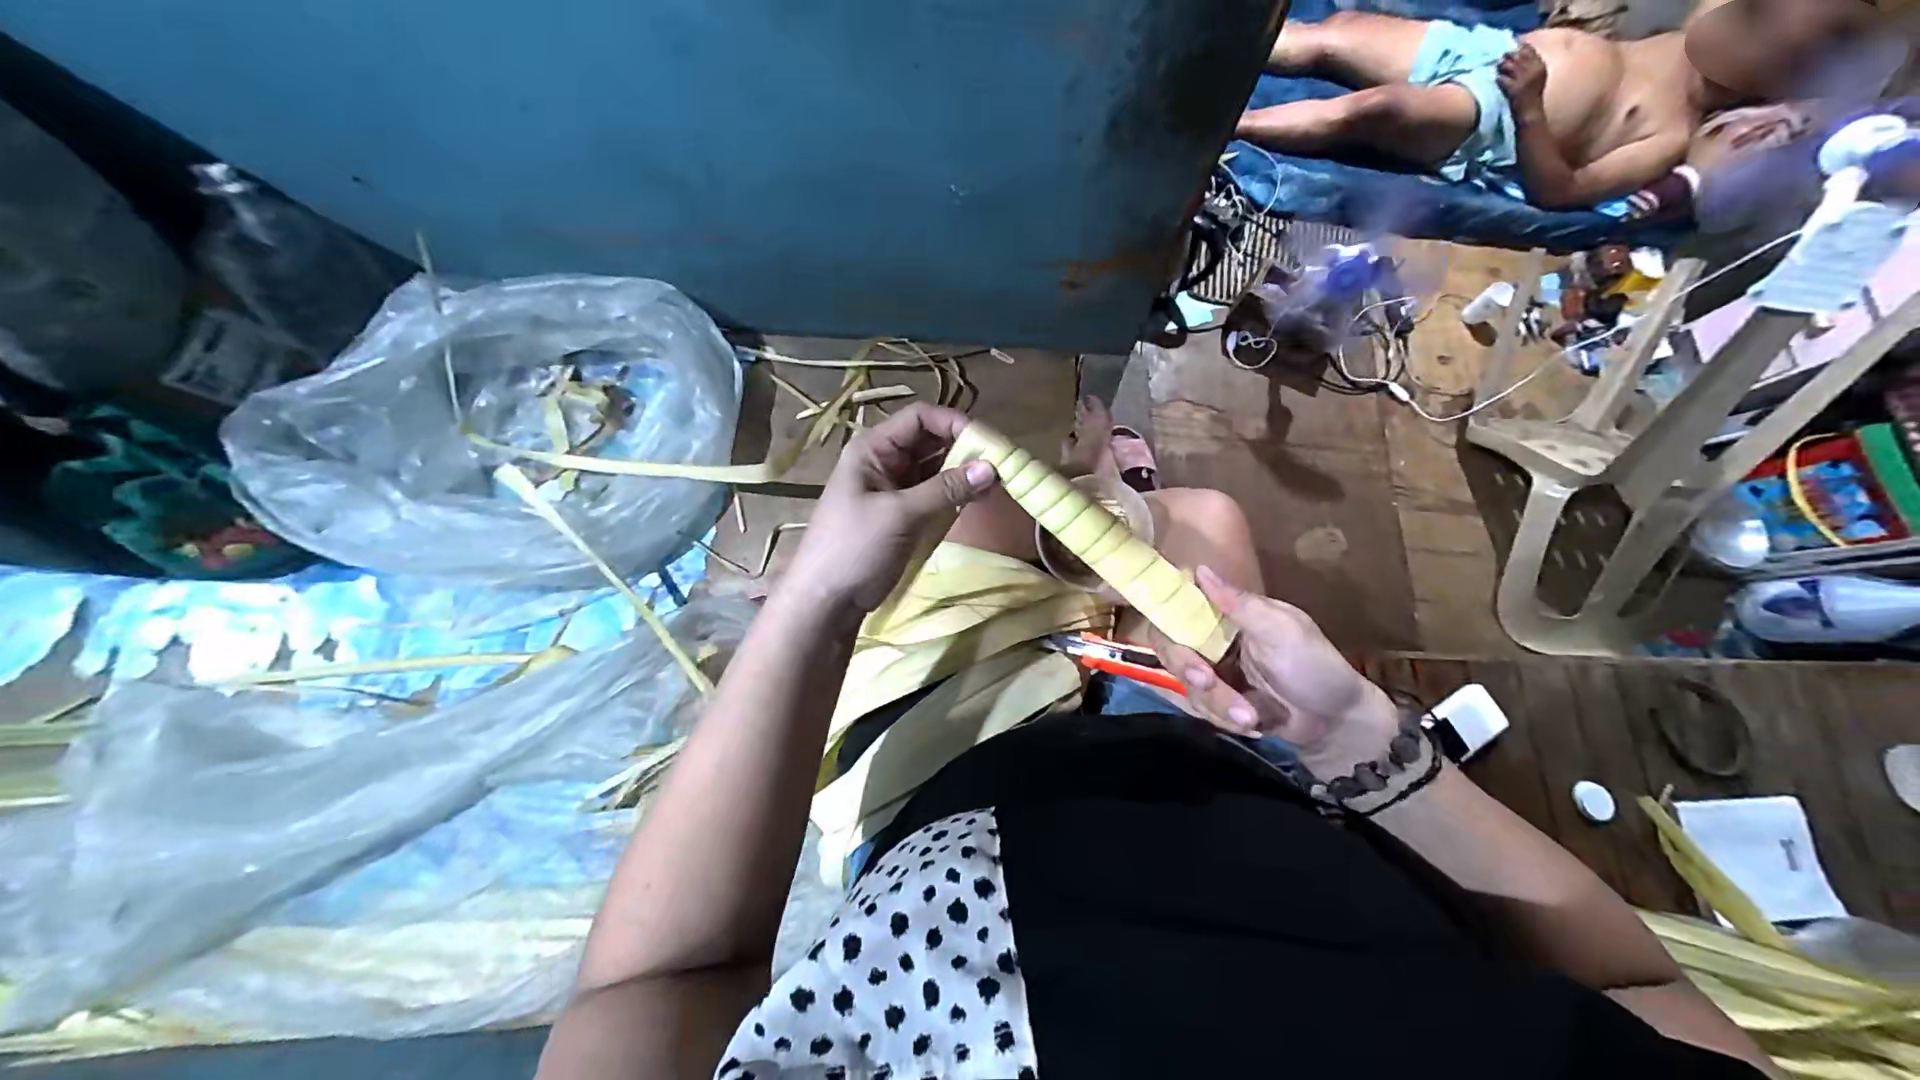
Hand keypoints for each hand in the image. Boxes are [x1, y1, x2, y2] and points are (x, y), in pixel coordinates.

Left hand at [778, 403, 996, 614]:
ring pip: (935, 468)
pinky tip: (977, 499)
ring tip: (995, 484)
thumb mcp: (901, 515)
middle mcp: (883, 461)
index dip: (954, 423)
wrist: (825, 600)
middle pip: (930, 440)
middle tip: (999, 465)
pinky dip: (955, 493)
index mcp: (872, 449)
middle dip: (964, 449)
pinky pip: (933, 493)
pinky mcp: (901, 514)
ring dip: (962, 472)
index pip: (919, 417)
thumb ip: (946, 489)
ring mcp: (892, 488)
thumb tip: (992, 467)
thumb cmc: (855, 548)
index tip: (988, 443)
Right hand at [1150, 566, 1399, 779]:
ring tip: (1252, 717)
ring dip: (1217, 705)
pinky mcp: (1216, 702)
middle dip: (1190, 672)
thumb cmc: (1316, 667)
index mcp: (1226, 615)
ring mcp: (1212, 672)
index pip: (1177, 610)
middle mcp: (1211, 640)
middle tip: (1209, 683)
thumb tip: (1200, 568)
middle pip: (1171, 650)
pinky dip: (1223, 720)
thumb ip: (1239, 603)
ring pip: (1186, 685)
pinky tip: (1252, 723)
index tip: (1180, 644)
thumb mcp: (1282, 631)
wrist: (1337, 724)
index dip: (1167, 626)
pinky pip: (1200, 709)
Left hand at [1496, 44, 1546, 115]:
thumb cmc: (1531, 95)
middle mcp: (1534, 71)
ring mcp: (1524, 80)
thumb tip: (1520, 55)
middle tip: (1503, 55)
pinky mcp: (1515, 90)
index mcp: (1540, 67)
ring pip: (1511, 67)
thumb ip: (1531, 66)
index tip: (1514, 46)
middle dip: (1510, 55)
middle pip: (1520, 57)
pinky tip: (1496, 78)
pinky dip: (1500, 78)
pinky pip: (1505, 80)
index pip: (1530, 51)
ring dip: (1503, 65)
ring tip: (1498, 65)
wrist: (1530, 112)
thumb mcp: (1536, 77)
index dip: (1521, 48)